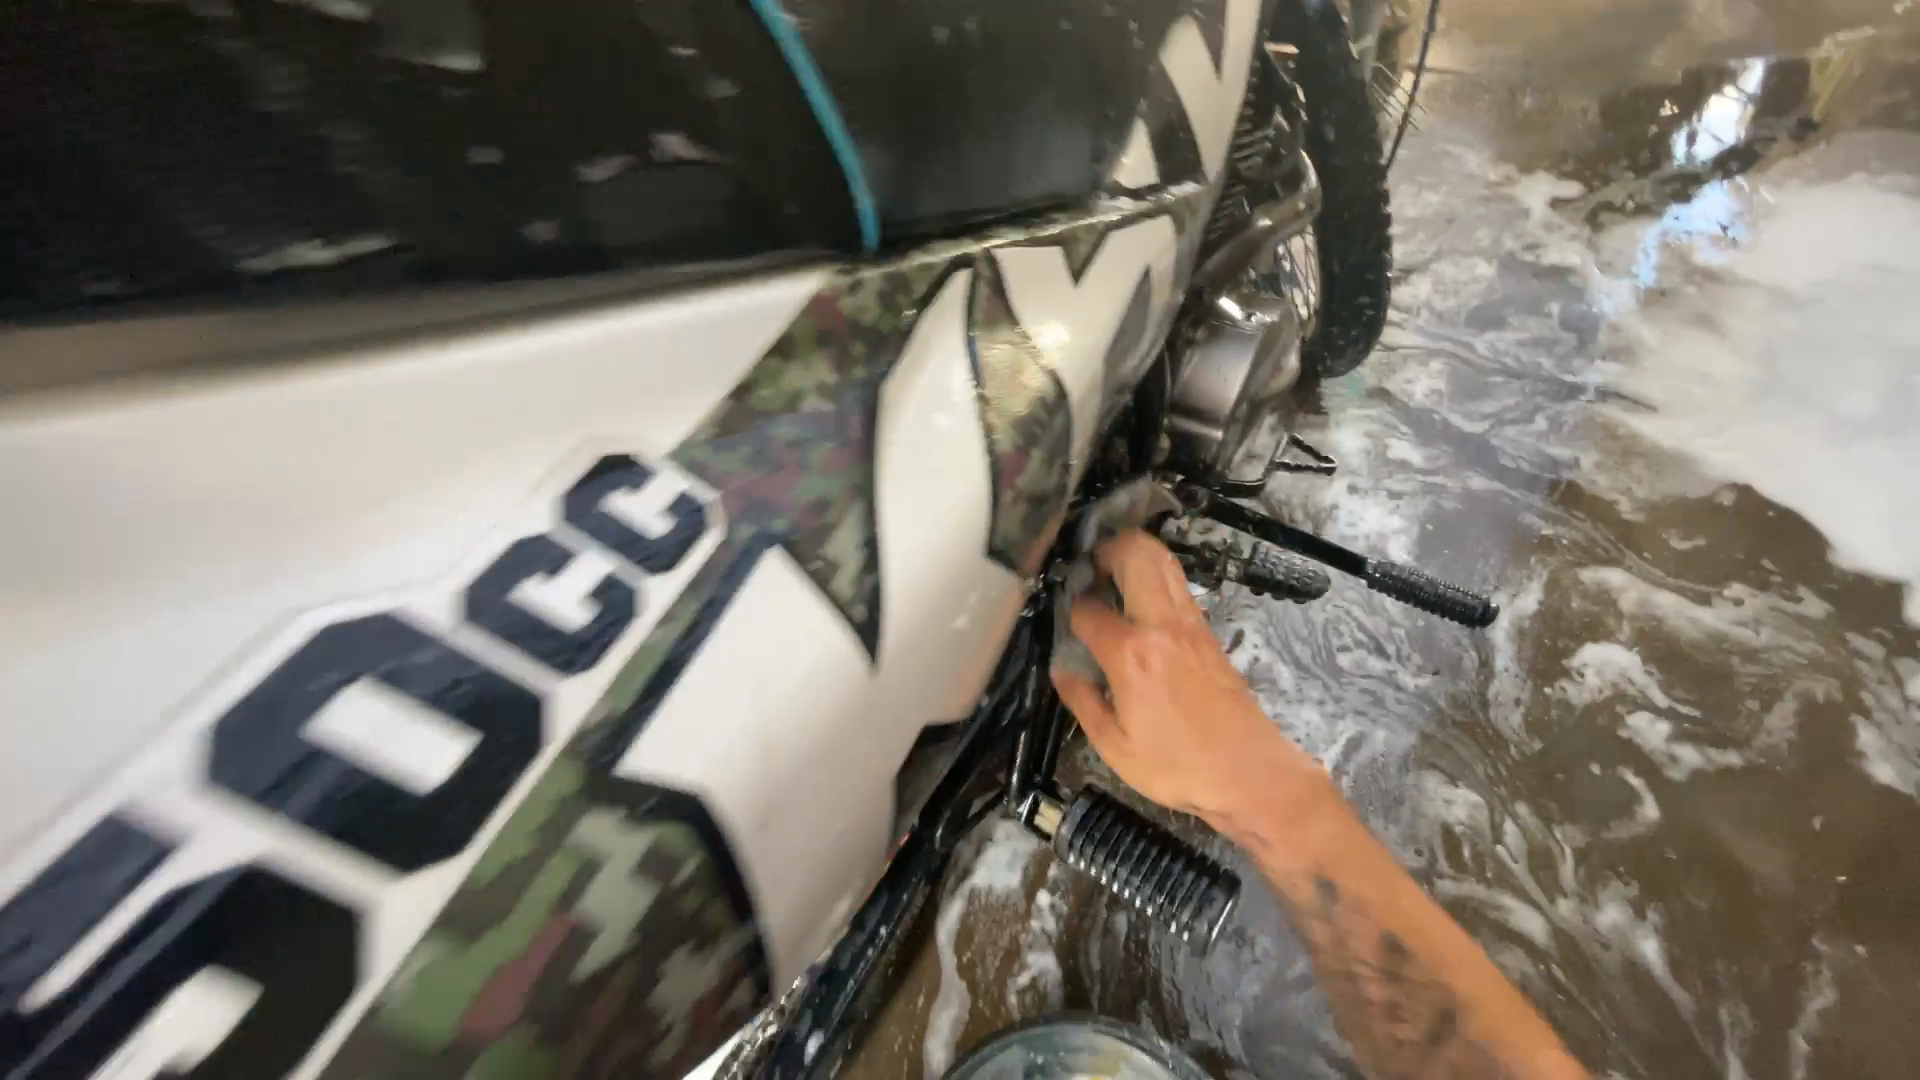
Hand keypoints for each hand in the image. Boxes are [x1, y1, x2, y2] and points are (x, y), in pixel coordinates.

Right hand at [1050, 530, 1328, 834]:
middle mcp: (1162, 625)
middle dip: (1106, 549)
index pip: (1088, 610)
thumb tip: (1062, 670)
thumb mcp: (1114, 746)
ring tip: (1113, 576)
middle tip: (1089, 569)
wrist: (1250, 773)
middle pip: (1135, 554)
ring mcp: (1190, 624)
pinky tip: (1139, 602)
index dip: (1070, 611)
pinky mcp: (1208, 632)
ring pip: (1162, 560)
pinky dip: (1154, 576)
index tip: (1065, 621)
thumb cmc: (1178, 765)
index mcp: (1131, 654)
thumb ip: (1082, 700)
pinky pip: (1177, 584)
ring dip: (1134, 555)